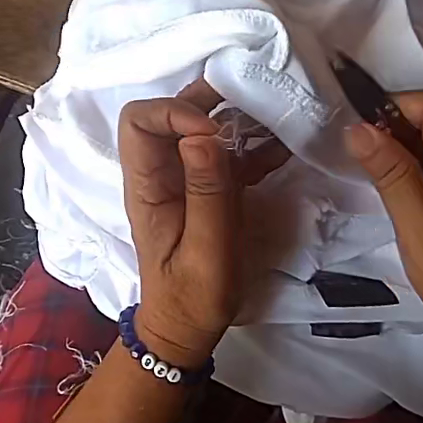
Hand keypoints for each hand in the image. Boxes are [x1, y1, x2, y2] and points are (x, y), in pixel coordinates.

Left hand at [118, 80, 286, 368]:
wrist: (188, 326)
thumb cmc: (191, 296)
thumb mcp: (205, 251)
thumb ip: (206, 194)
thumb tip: (200, 135)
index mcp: (146, 184)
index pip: (139, 122)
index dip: (173, 113)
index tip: (212, 133)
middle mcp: (160, 172)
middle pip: (169, 114)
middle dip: (206, 99)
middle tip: (249, 96)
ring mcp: (185, 178)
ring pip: (199, 128)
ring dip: (233, 117)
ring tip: (272, 115)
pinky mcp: (208, 188)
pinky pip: (225, 154)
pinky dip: (251, 145)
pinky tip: (282, 147)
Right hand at [344, 90, 422, 344]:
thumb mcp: (421, 228)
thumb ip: (391, 172)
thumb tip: (356, 127)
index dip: (393, 109)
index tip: (355, 131)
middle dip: (396, 127)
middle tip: (361, 153)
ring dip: (404, 143)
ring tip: (376, 169)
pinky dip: (417, 159)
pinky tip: (397, 178)